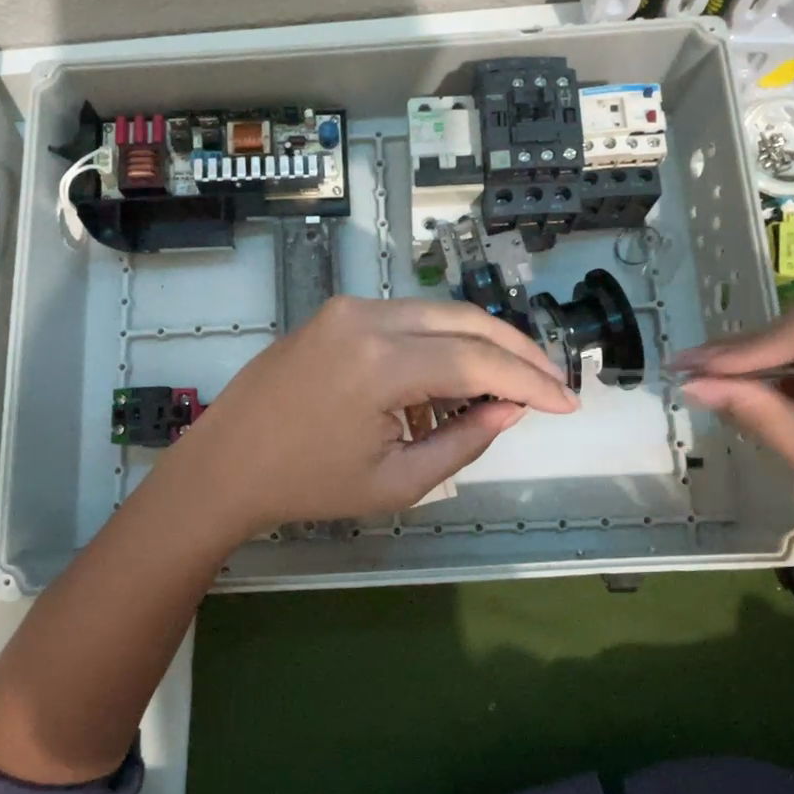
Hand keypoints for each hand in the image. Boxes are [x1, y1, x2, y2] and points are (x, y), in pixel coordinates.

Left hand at [138, 296, 578, 536]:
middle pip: (465, 321)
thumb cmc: (307, 485)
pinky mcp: (335, 313)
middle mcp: (367, 318)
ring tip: (490, 402)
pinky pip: (403, 322)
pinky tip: (438, 395)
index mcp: (381, 362)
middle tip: (549, 384)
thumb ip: (465, 440)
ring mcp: (347, 309)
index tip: (567, 402)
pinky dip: (433, 349)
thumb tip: (511, 407)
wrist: (225, 465)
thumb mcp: (397, 481)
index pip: (479, 360)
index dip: (531, 381)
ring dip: (473, 352)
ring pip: (437, 316)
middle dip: (515, 351)